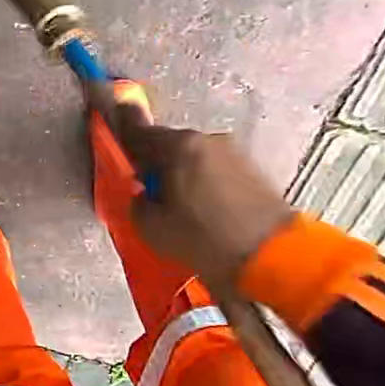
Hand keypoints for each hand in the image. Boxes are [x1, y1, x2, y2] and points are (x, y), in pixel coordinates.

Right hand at [105, 108, 296, 287]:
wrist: (272, 256)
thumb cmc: (203, 238)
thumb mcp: (151, 227)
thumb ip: (136, 201)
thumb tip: (140, 192)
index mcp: (178, 146)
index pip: (138, 132)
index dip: (121, 133)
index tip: (112, 129)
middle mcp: (207, 140)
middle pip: (167, 145)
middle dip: (153, 162)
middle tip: (145, 190)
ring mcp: (233, 153)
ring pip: (191, 158)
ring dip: (179, 174)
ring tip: (175, 205)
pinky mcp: (251, 170)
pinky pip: (212, 170)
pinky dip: (201, 182)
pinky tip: (200, 207)